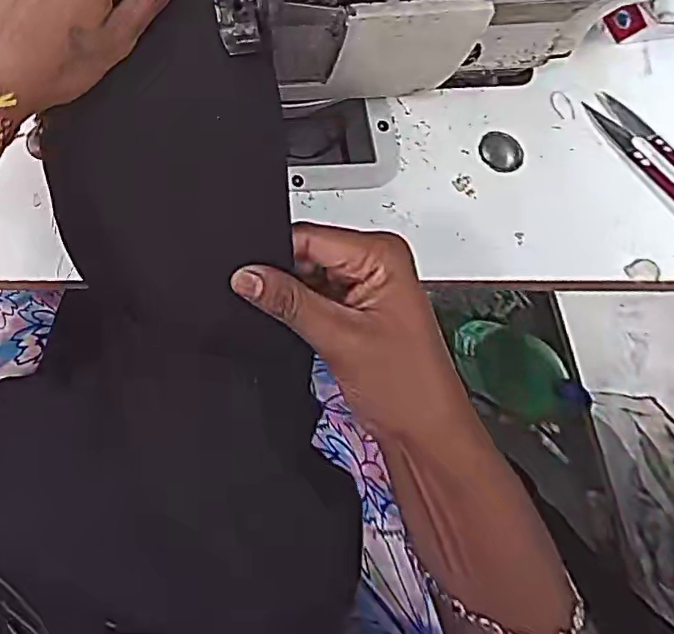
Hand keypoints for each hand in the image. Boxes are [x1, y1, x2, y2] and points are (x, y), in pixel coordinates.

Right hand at [232, 224, 471, 444]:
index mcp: (383, 253)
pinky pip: (316, 294)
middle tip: (285, 311)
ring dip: (298, 299)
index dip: (276, 256)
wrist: (425, 436)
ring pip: (308, 275)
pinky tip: (314, 332)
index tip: (248, 275)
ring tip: (317, 330)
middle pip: (307, 253)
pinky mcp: (357, 304)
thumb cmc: (410, 389)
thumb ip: (287, 301)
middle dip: (287, 279)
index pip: (311, 236)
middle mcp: (377, 260)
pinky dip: (305, 311)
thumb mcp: (338, 338)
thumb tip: (248, 276)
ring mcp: (367, 283)